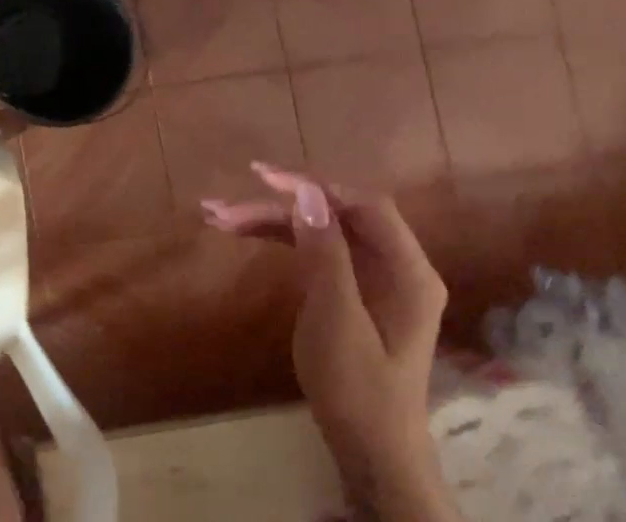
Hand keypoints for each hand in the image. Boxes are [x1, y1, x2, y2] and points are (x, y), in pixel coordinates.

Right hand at [205, 165, 459, 519]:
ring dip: (270, 220)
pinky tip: (244, 234)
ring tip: (217, 217)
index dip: (314, 184)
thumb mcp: (336, 317)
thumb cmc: (357, 386)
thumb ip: (325, 252)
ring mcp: (374, 279)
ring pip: (320, 231)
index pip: (364, 204)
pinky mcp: (352, 291)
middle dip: (278, 205)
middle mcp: (395, 266)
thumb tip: (307, 192)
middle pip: (335, 215)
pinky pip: (315, 251)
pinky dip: (279, 240)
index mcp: (408, 270)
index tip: (261, 178)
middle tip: (222, 208)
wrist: (371, 448)